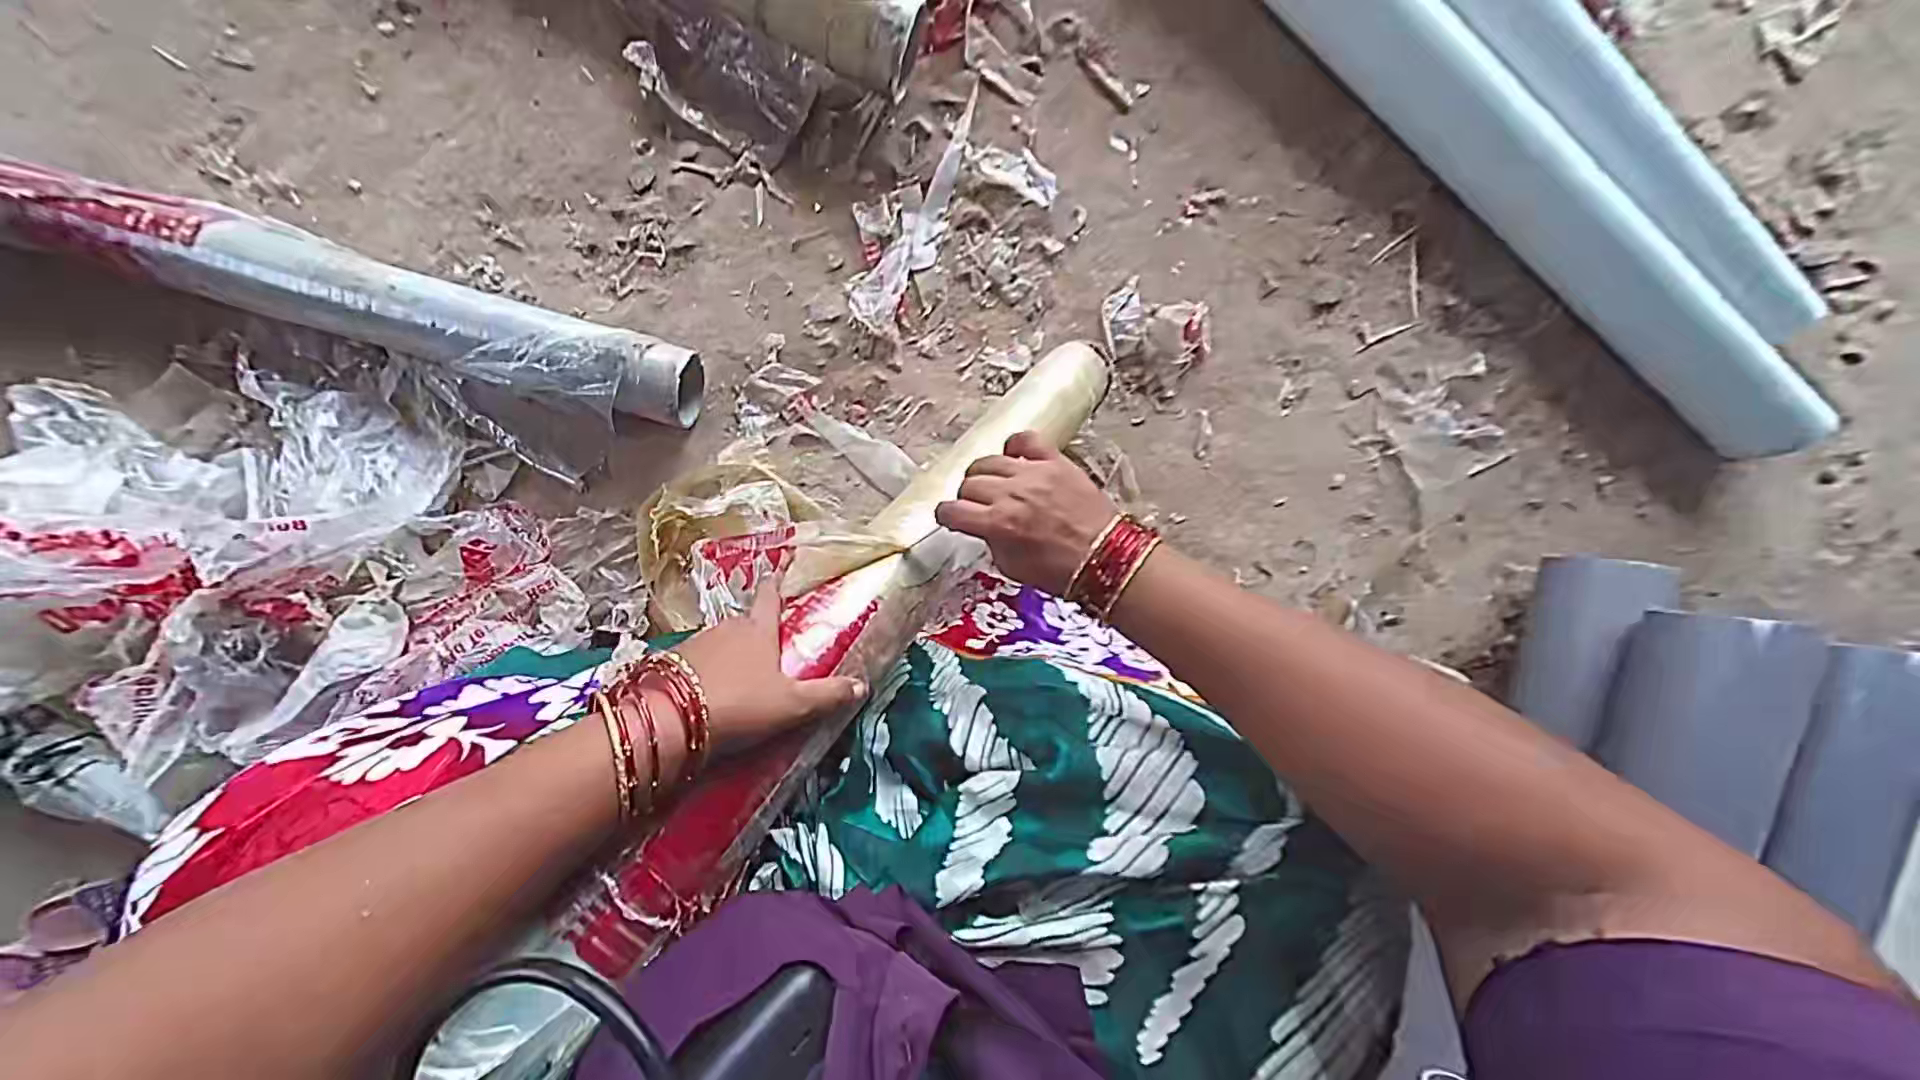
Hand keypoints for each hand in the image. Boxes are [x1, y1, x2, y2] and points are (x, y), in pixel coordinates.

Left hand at [669, 578, 867, 747]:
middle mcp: (727, 627)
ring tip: (742, 674)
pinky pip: (698, 660)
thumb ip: (828, 695)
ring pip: (722, 641)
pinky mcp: (671, 663)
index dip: (779, 578)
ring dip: (732, 652)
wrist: (669, 721)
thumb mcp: (792, 705)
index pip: (772, 596)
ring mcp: (696, 643)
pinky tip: (711, 690)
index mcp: (758, 629)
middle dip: (758, 628)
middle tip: (771, 644)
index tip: (783, 560)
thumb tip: (862, 684)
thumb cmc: (740, 704)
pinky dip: (709, 670)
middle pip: (747, 621)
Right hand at [933, 431, 1119, 594]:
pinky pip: (1025, 440)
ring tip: (993, 484)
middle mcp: (1012, 494)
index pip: (953, 510)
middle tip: (976, 506)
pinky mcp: (1055, 462)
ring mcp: (1034, 473)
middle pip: (969, 484)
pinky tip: (1015, 459)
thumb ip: (992, 542)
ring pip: (989, 461)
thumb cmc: (1062, 570)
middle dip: (967, 498)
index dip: (947, 515)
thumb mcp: (1014, 568)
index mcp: (998, 524)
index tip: (950, 517)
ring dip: (984, 474)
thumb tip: (984, 527)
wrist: (1106, 558)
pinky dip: (1015, 446)